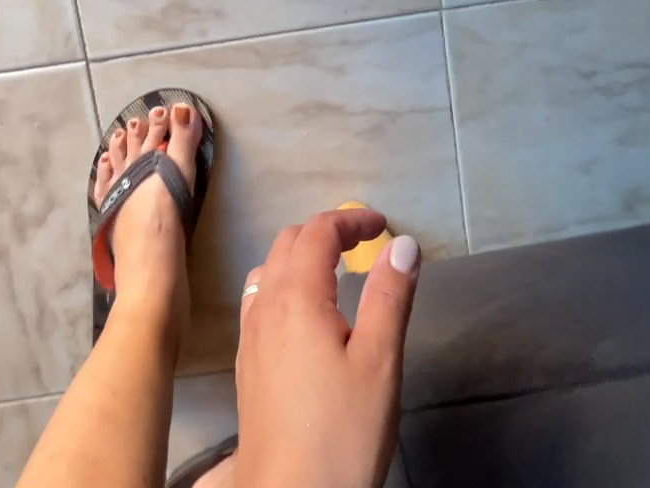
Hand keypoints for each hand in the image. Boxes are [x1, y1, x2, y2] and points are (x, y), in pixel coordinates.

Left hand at [235, 209, 420, 487]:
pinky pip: (260, 297)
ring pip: (269, 267)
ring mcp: (250, 332)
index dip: (352, 219)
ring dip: (301, 254)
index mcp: (297, 295)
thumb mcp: (380, 360)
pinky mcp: (246, 360)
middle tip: (365, 242)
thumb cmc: (341, 430)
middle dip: (327, 231)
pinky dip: (284, 281)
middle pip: (289, 241)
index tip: (383, 225)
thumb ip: (390, 295)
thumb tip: (403, 243)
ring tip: (336, 270)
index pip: (319, 232)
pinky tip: (304, 312)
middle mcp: (266, 304)